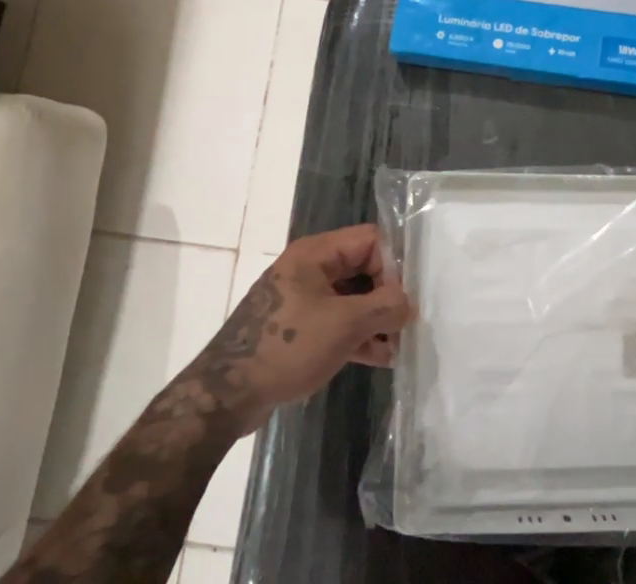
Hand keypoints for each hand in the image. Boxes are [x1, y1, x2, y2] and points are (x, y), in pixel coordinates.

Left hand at [189, 224, 413, 435]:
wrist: (228, 394)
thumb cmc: (288, 347)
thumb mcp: (346, 324)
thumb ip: (386, 307)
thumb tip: (408, 304)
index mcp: (315, 254)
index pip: (371, 240)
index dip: (394, 265)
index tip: (408, 298)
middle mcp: (308, 269)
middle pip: (363, 268)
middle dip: (388, 296)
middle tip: (406, 326)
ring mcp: (301, 300)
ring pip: (352, 299)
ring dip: (376, 320)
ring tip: (398, 347)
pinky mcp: (297, 328)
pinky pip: (337, 322)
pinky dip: (358, 336)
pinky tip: (380, 358)